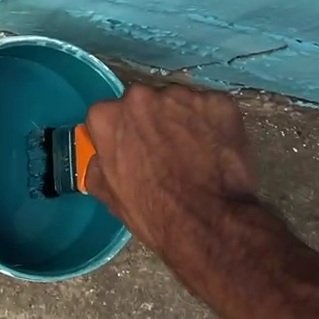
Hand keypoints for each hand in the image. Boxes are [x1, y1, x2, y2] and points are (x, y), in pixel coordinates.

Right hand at [83, 84, 259, 262]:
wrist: (213, 223)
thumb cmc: (156, 213)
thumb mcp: (111, 197)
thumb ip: (98, 168)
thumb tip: (98, 160)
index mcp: (108, 116)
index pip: (108, 115)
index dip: (122, 134)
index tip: (134, 151)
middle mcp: (140, 96)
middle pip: (143, 103)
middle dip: (152, 121)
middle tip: (168, 152)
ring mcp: (181, 96)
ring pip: (179, 103)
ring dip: (184, 121)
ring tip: (198, 154)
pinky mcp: (217, 101)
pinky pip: (212, 108)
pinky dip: (215, 124)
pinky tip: (220, 150)